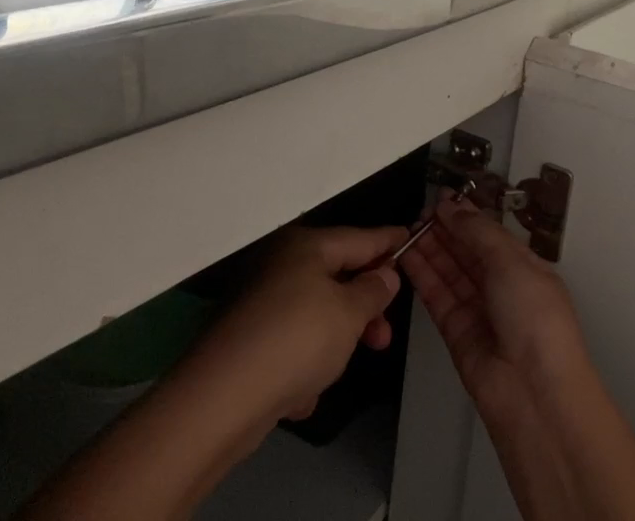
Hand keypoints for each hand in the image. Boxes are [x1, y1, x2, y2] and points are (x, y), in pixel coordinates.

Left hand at [20, 225, 406, 520]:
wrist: (223, 397)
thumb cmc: (297, 340)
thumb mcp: (350, 312)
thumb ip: (373, 290)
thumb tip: (383, 273)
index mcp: (305, 246)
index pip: (360, 238)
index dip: (388, 241)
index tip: (411, 237)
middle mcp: (279, 266)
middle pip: (337, 279)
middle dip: (363, 310)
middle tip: (384, 338)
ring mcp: (260, 303)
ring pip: (316, 317)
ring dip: (333, 344)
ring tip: (333, 373)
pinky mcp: (247, 341)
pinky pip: (291, 347)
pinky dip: (302, 367)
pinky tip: (300, 394)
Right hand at [400, 197, 591, 426]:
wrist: (533, 390)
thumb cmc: (535, 319)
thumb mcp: (512, 263)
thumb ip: (478, 232)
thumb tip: (454, 206)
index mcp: (526, 268)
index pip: (491, 235)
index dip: (466, 216)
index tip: (440, 198)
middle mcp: (503, 288)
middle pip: (468, 252)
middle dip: (445, 231)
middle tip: (418, 212)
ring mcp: (479, 310)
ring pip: (450, 272)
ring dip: (430, 249)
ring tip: (407, 228)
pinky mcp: (456, 332)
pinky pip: (437, 296)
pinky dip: (422, 276)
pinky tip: (406, 256)